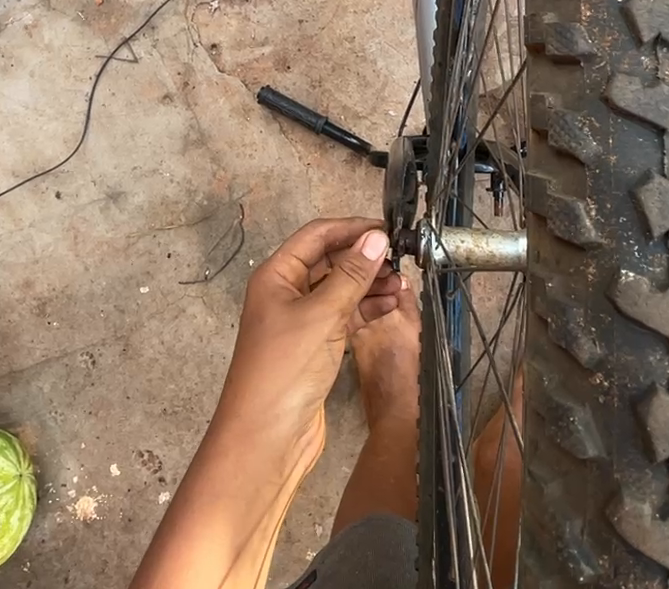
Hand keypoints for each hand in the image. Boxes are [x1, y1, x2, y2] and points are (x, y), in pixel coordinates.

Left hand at [130, 217, 401, 588]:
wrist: (266, 438)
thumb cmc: (286, 369)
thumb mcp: (321, 315)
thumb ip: (351, 275)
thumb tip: (377, 238)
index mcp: (276, 275)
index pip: (317, 236)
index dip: (351, 229)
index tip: (388, 231)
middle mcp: (285, 291)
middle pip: (329, 260)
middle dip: (363, 258)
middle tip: (401, 261)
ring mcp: (300, 319)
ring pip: (338, 288)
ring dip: (368, 283)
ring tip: (402, 285)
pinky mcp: (314, 344)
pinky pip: (342, 314)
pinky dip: (364, 307)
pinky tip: (390, 306)